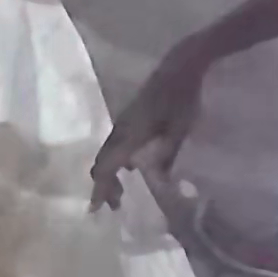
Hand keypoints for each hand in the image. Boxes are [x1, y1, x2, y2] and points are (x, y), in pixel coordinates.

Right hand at [89, 40, 207, 210]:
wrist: (179, 67)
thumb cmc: (181, 99)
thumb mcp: (179, 131)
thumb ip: (166, 158)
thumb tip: (159, 183)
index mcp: (128, 137)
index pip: (106, 169)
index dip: (100, 189)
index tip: (95, 209)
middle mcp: (119, 133)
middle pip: (102, 164)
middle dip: (104, 186)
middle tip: (115, 205)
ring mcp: (121, 125)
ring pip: (106, 156)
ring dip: (110, 175)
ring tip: (121, 192)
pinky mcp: (127, 120)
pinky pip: (113, 147)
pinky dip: (115, 163)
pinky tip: (130, 169)